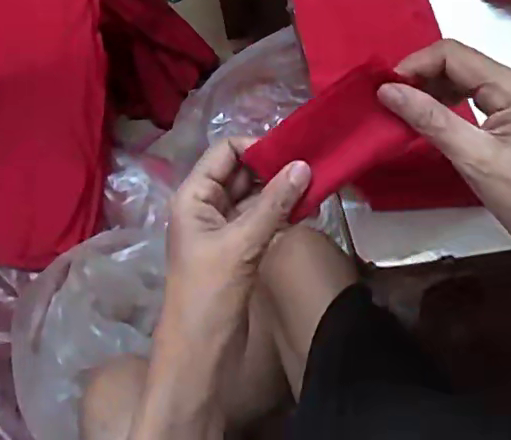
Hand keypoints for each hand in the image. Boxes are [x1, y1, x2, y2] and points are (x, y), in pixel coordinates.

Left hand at [149, 139, 309, 408]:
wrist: (198, 364)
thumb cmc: (208, 297)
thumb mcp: (241, 245)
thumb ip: (273, 203)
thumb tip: (304, 164)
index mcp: (194, 196)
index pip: (225, 151)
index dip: (256, 146)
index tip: (292, 150)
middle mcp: (206, 205)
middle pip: (242, 170)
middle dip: (274, 166)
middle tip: (312, 163)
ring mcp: (222, 227)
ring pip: (255, 193)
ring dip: (282, 188)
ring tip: (316, 184)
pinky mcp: (239, 247)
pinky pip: (262, 216)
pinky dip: (282, 209)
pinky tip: (308, 207)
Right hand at [380, 41, 510, 288]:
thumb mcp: (475, 161)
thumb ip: (430, 119)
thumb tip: (387, 90)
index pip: (454, 54)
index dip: (416, 65)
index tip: (386, 89)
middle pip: (461, 62)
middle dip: (423, 76)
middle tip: (391, 101)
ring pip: (468, 79)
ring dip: (435, 89)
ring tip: (407, 112)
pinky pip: (479, 98)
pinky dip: (451, 104)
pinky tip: (435, 122)